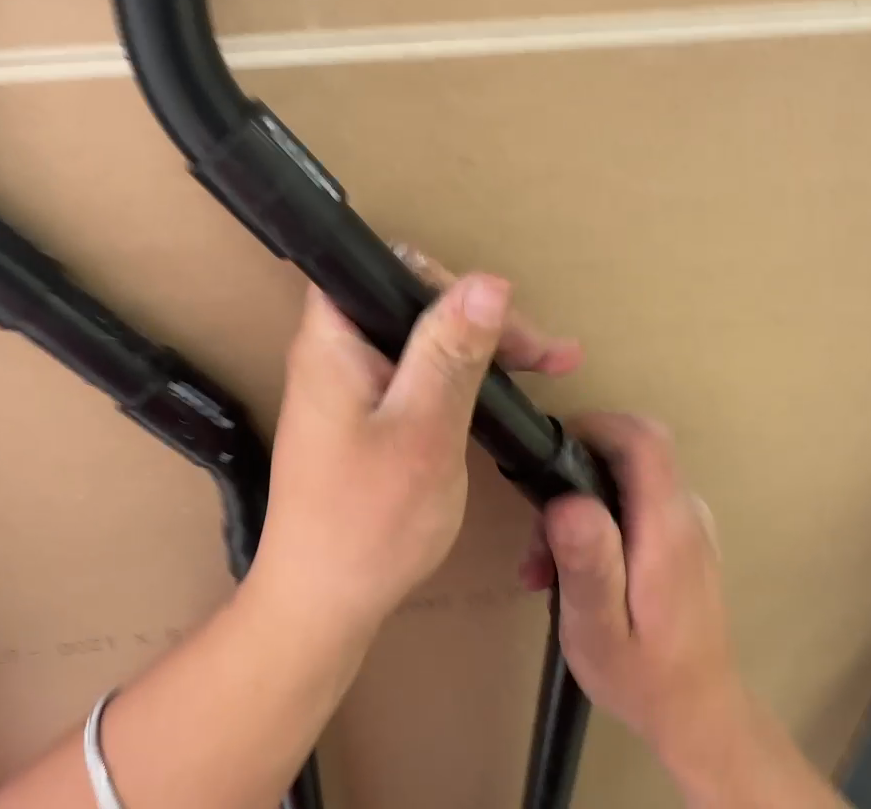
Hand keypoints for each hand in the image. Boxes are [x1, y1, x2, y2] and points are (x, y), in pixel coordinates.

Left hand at [252, 249, 580, 632]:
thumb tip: (487, 281)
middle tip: (544, 352)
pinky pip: (416, 375)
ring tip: (548, 363)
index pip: (384, 267)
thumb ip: (450, 353)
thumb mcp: (422, 430)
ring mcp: (348, 383)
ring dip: (481, 348)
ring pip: (421, 339)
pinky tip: (504, 391)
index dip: (445, 277)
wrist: (322, 602)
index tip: (502, 313)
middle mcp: (334, 350)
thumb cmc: (367, 522)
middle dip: (481, 317)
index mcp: (333, 339)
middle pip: (410, 302)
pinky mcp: (363, 414)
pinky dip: (462, 379)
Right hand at [520, 413, 735, 758]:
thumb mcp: (598, 629)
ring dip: (578, 507)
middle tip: (538, 533)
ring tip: (545, 567)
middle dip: (573, 473)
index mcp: (667, 528)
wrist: (700, 719)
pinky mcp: (682, 541)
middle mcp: (686, 515)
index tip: (548, 456)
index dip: (593, 426)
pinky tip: (575, 571)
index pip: (642, 437)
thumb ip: (587, 563)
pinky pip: (634, 503)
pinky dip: (597, 522)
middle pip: (631, 451)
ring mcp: (689, 527)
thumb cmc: (642, 679)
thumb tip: (567, 501)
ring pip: (626, 479)